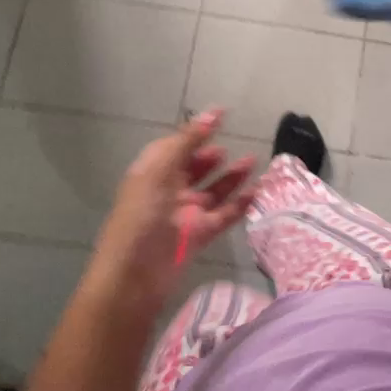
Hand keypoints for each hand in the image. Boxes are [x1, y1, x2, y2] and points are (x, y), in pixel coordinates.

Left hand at [86, 109, 256, 305]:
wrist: (133, 279)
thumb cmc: (141, 217)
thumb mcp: (160, 171)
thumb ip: (188, 141)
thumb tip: (214, 112)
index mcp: (153, 173)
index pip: (176, 147)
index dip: (196, 133)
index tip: (222, 117)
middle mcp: (169, 190)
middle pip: (195, 168)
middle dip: (212, 157)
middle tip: (232, 147)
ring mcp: (185, 214)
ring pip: (213, 191)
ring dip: (232, 177)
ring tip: (253, 161)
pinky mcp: (200, 235)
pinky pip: (224, 215)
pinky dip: (240, 204)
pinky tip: (257, 192)